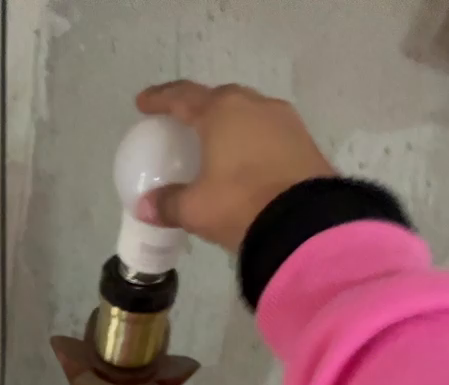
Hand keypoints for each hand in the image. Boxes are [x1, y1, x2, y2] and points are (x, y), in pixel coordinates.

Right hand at [133, 81, 336, 253]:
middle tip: (183, 121)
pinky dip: (250, 141)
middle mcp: (254, 106)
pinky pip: (267, 134)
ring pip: (248, 114)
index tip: (144, 103)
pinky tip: (244, 160)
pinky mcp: (304, 141)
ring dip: (228, 123)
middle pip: (219, 98)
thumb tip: (145, 206)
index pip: (183, 97)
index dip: (160, 99)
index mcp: (222, 112)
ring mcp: (284, 121)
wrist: (304, 222)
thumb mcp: (196, 209)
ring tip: (215, 142)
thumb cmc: (240, 204)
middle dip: (198, 107)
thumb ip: (168, 204)